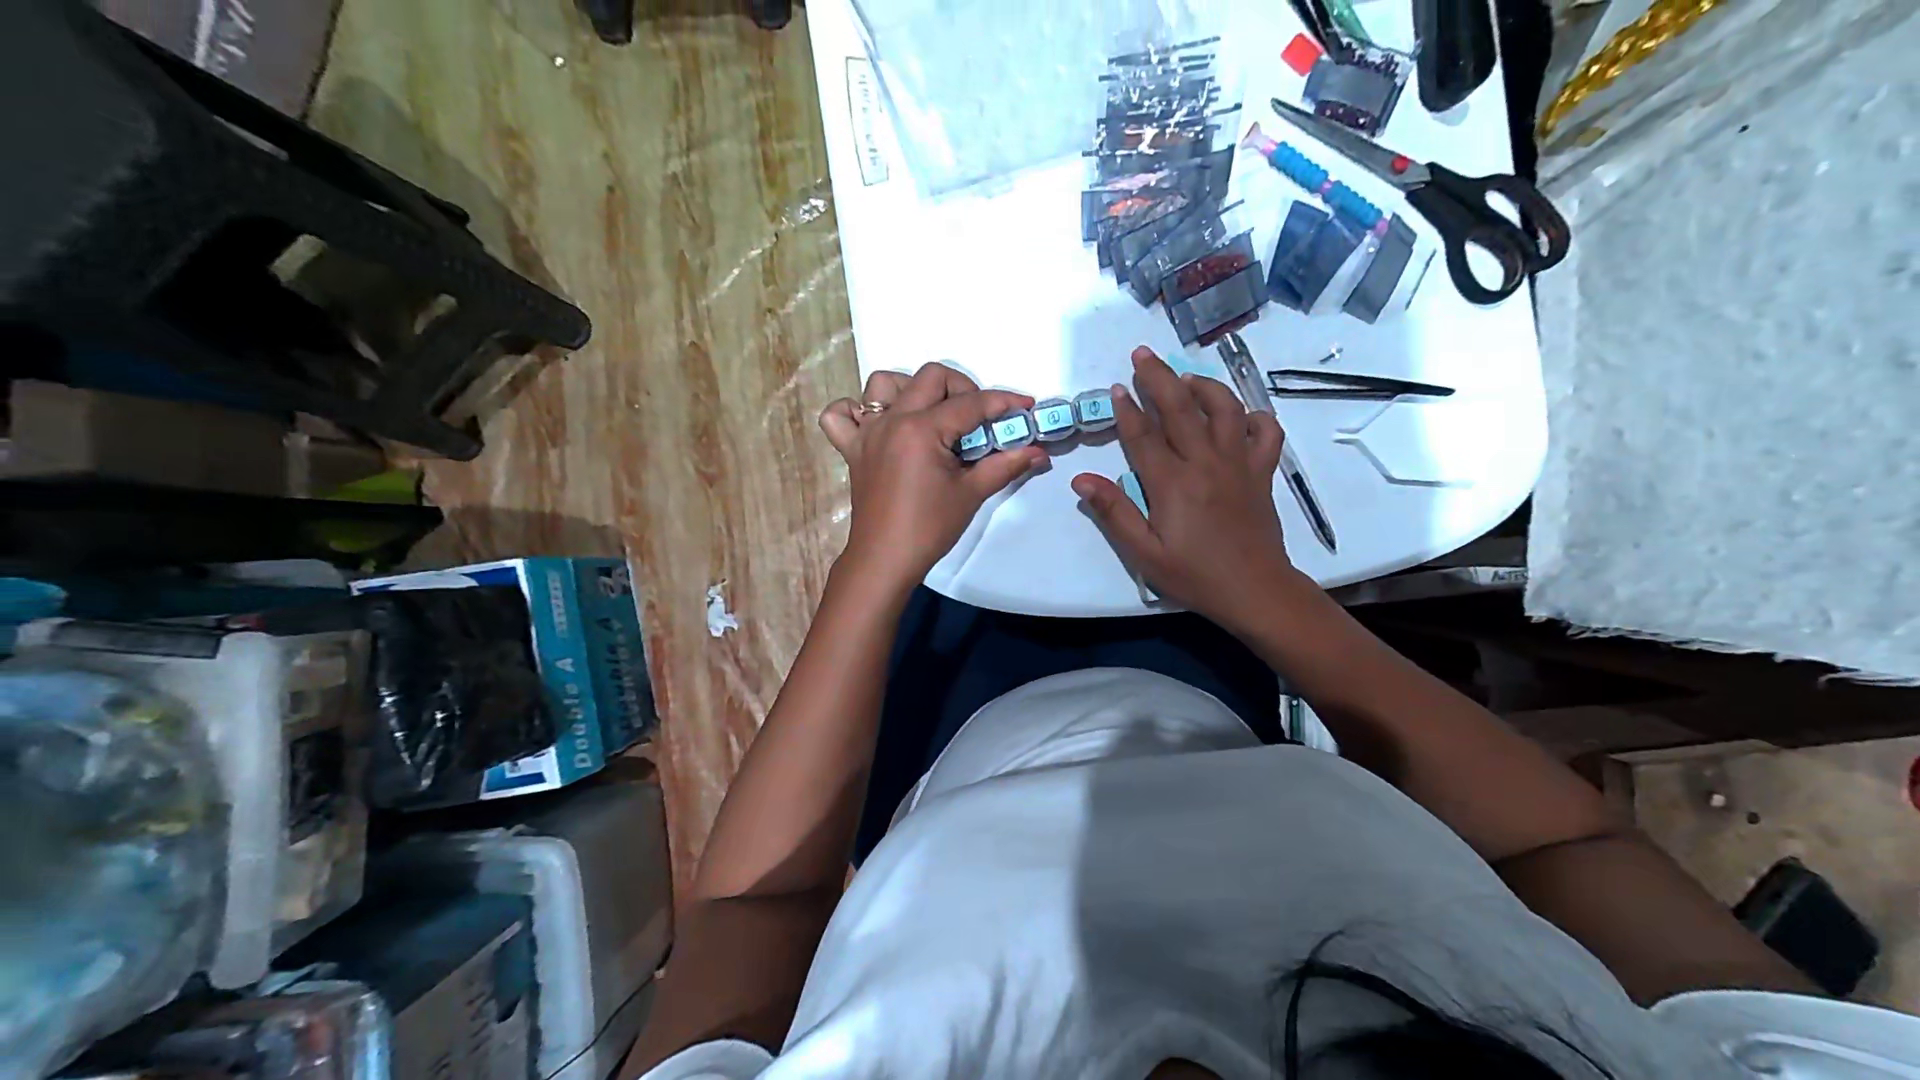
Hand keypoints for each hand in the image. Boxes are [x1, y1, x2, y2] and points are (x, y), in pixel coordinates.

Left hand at [821, 363, 1044, 593]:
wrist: (885, 558)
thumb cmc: (929, 528)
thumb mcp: (972, 493)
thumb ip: (1005, 465)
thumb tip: (1038, 451)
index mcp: (922, 429)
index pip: (971, 403)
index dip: (1003, 402)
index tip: (1025, 407)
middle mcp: (891, 420)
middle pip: (931, 377)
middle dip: (963, 388)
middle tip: (978, 419)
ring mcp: (867, 432)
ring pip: (883, 384)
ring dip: (911, 389)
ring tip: (931, 415)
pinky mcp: (852, 448)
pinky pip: (839, 416)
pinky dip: (856, 411)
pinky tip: (878, 425)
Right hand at [1071, 346, 1310, 629]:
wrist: (1254, 590)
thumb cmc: (1194, 575)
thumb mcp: (1144, 553)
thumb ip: (1114, 513)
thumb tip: (1082, 480)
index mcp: (1172, 483)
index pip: (1144, 435)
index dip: (1127, 408)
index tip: (1117, 387)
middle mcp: (1206, 463)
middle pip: (1181, 408)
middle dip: (1158, 377)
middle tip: (1143, 354)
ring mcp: (1239, 464)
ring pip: (1225, 409)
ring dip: (1203, 387)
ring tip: (1186, 378)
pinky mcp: (1262, 473)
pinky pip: (1265, 432)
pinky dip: (1254, 416)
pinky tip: (1238, 415)